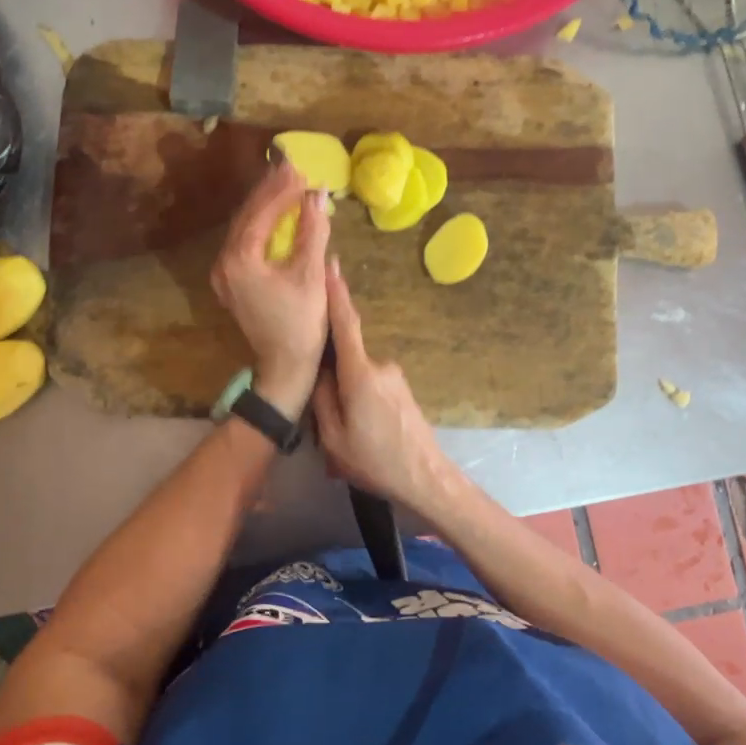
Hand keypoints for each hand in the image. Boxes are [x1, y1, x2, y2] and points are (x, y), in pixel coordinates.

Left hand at [211, 162, 330, 417]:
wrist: (286, 368)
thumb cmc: (301, 323)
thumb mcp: (311, 274)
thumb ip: (312, 230)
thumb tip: (317, 195)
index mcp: (240, 260)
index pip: (261, 213)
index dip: (282, 190)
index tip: (300, 170)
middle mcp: (224, 264)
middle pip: (247, 217)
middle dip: (271, 193)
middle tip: (293, 170)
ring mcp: (225, 275)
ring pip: (244, 230)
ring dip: (266, 208)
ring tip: (288, 186)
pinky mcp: (232, 284)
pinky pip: (245, 245)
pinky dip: (262, 228)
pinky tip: (278, 216)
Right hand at [312, 258, 460, 512]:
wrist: (427, 479)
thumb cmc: (376, 461)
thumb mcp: (333, 438)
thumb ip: (321, 399)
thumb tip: (318, 373)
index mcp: (360, 374)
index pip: (345, 326)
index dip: (336, 295)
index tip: (330, 265)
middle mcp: (380, 367)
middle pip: (345, 361)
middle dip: (330, 382)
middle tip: (326, 420)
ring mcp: (395, 378)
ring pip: (357, 379)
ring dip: (347, 401)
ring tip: (347, 440)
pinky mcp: (402, 391)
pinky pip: (370, 389)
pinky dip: (360, 407)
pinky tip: (364, 439)